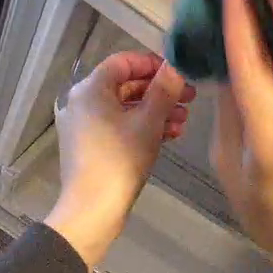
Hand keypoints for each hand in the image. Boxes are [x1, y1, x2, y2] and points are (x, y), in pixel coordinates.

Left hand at [45, 51, 194, 267]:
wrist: (92, 210)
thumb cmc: (119, 160)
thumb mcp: (148, 122)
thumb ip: (163, 90)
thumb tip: (176, 65)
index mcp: (90, 89)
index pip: (123, 62)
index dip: (152, 64)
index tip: (179, 73)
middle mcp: (82, 103)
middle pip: (125, 86)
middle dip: (159, 92)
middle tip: (190, 98)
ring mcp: (84, 126)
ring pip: (124, 109)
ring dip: (155, 112)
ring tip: (183, 121)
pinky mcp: (90, 147)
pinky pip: (118, 127)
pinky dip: (142, 128)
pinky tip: (169, 136)